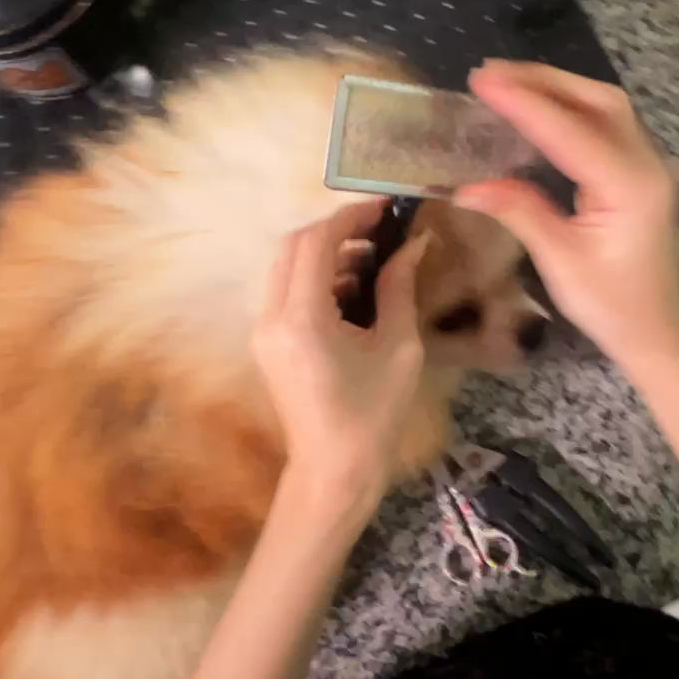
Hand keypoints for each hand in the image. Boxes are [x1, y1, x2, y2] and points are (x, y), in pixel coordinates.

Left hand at [252, 200, 432, 516]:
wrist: (333, 470)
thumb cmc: (373, 414)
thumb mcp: (398, 347)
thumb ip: (399, 287)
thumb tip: (414, 242)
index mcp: (303, 319)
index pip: (316, 242)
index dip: (350, 218)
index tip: (385, 208)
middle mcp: (272, 317)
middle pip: (293, 246)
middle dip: (335, 229)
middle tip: (378, 229)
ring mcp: (264, 330)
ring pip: (286, 265)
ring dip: (325, 252)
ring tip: (372, 258)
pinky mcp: (267, 341)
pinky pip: (287, 290)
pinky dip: (316, 276)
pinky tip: (352, 286)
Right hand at [455, 60, 678, 362]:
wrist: (656, 331)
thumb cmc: (610, 305)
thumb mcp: (559, 260)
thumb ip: (517, 211)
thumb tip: (464, 187)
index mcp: (629, 186)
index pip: (569, 130)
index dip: (523, 103)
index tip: (482, 81)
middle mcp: (647, 163)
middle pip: (596, 100)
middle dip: (542, 80)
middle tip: (490, 72)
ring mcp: (649, 163)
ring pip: (605, 105)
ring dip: (557, 87)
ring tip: (509, 81)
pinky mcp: (641, 170)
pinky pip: (608, 123)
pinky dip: (571, 107)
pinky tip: (540, 108)